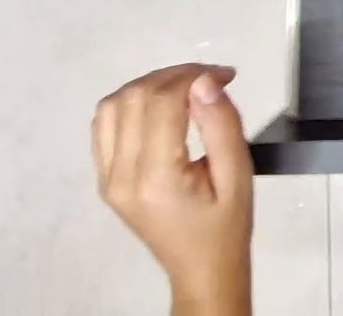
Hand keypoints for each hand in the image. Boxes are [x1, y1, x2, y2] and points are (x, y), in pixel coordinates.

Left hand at [92, 63, 252, 312]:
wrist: (202, 267)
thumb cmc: (226, 222)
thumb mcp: (238, 173)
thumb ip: (222, 124)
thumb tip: (205, 80)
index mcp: (156, 178)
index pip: (162, 102)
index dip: (194, 76)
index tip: (225, 75)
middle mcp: (121, 176)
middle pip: (135, 97)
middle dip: (175, 75)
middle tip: (211, 78)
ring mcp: (107, 178)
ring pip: (113, 105)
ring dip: (151, 84)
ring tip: (187, 87)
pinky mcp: (105, 178)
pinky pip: (104, 124)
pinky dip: (130, 102)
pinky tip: (160, 105)